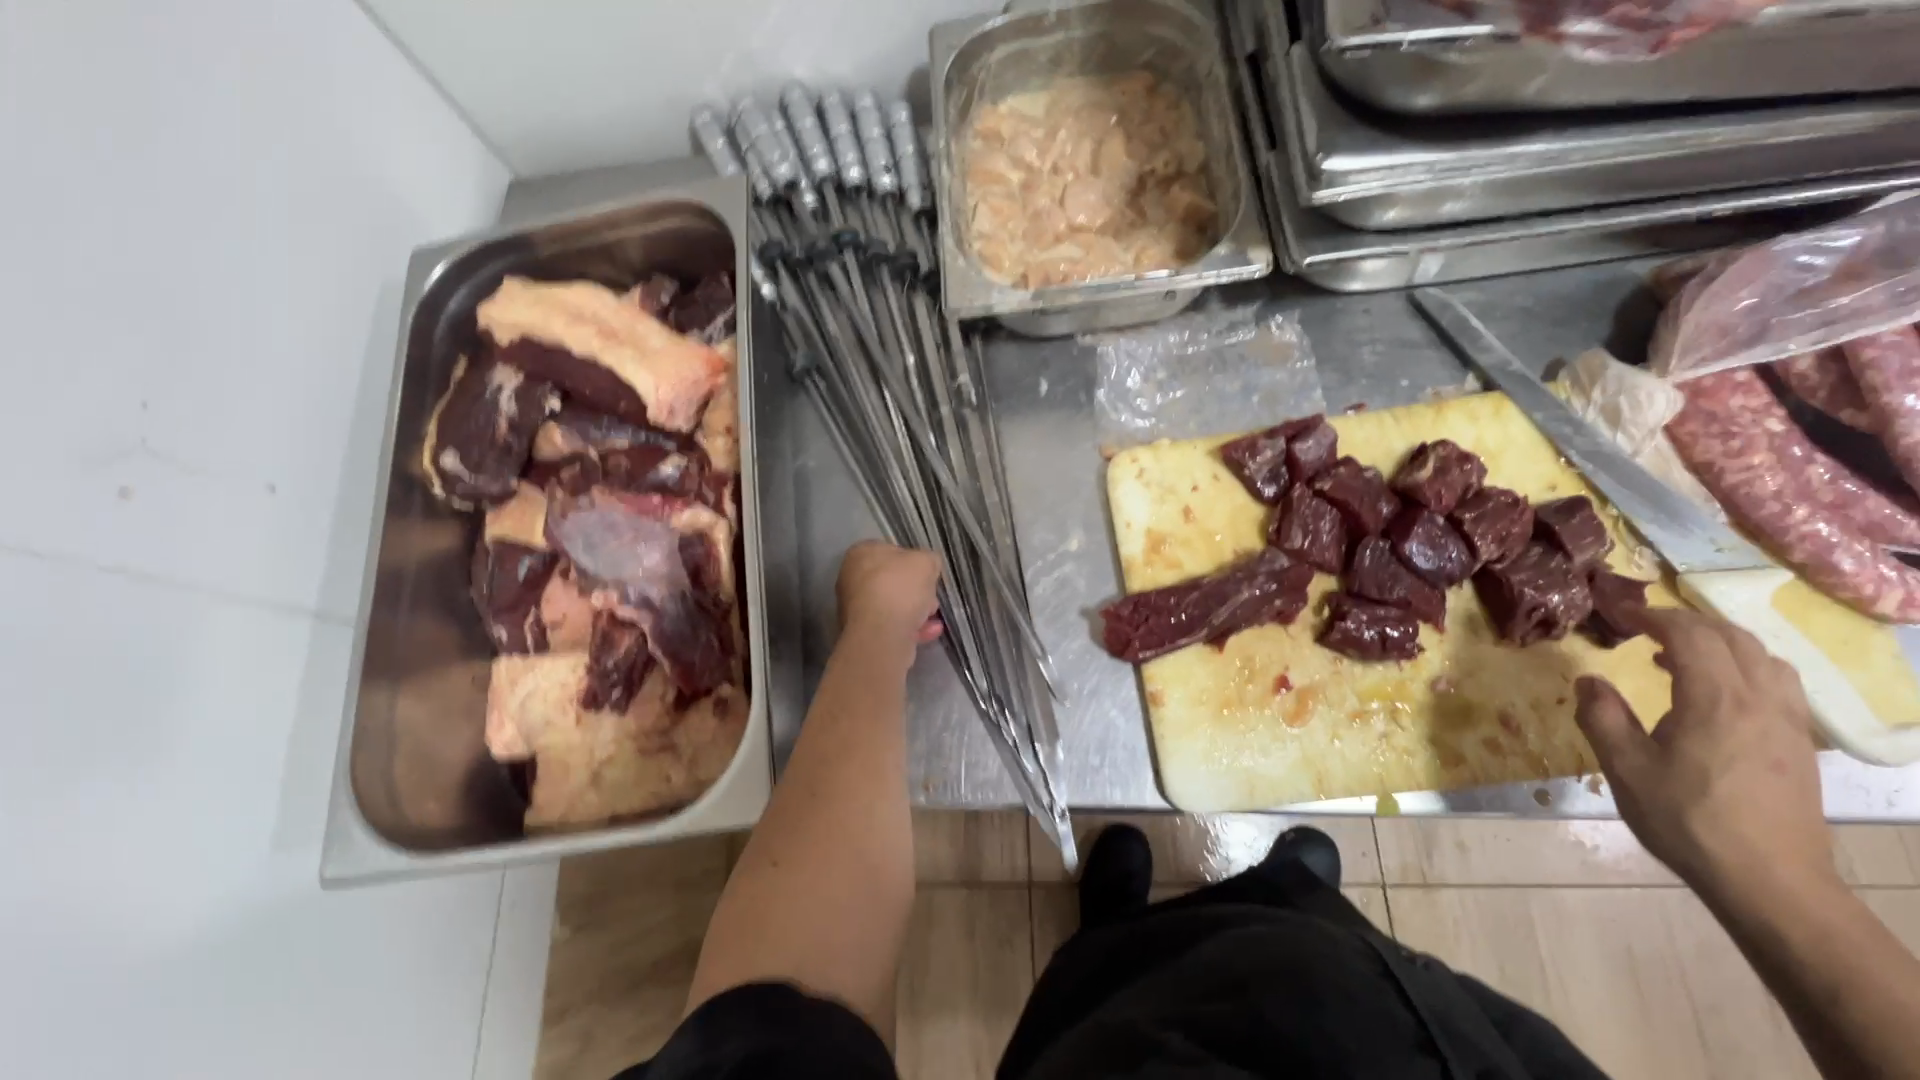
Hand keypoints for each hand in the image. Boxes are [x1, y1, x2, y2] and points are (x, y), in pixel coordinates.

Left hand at [836, 541, 943, 647]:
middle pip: (892, 581)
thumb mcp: (925, 562)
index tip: (927, 573)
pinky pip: (890, 625)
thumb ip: (928, 560)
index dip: (912, 561)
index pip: (889, 551)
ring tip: (933, 618)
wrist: (880, 633)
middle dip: (916, 591)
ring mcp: (854, 608)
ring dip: (916, 611)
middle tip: (931, 598)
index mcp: (861, 554)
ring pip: (892, 606)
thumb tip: (927, 566)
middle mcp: (851, 578)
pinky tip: (930, 632)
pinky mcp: (862, 632)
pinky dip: (909, 628)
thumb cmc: (900, 588)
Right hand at [1574, 607, 1832, 899]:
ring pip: (1763, 657)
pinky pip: (1778, 683)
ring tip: (1684, 655)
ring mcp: (1788, 720)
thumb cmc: (1688, 820)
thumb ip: (1602, 717)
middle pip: (1731, 637)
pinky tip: (1721, 693)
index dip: (1655, 617)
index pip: (1690, 634)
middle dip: (1687, 623)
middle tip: (1647, 629)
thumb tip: (1588, 680)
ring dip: (1721, 643)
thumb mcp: (1626, 769)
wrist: (1769, 878)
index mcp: (1715, 698)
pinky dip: (1746, 667)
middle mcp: (1760, 698)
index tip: (1623, 617)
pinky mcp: (1800, 742)